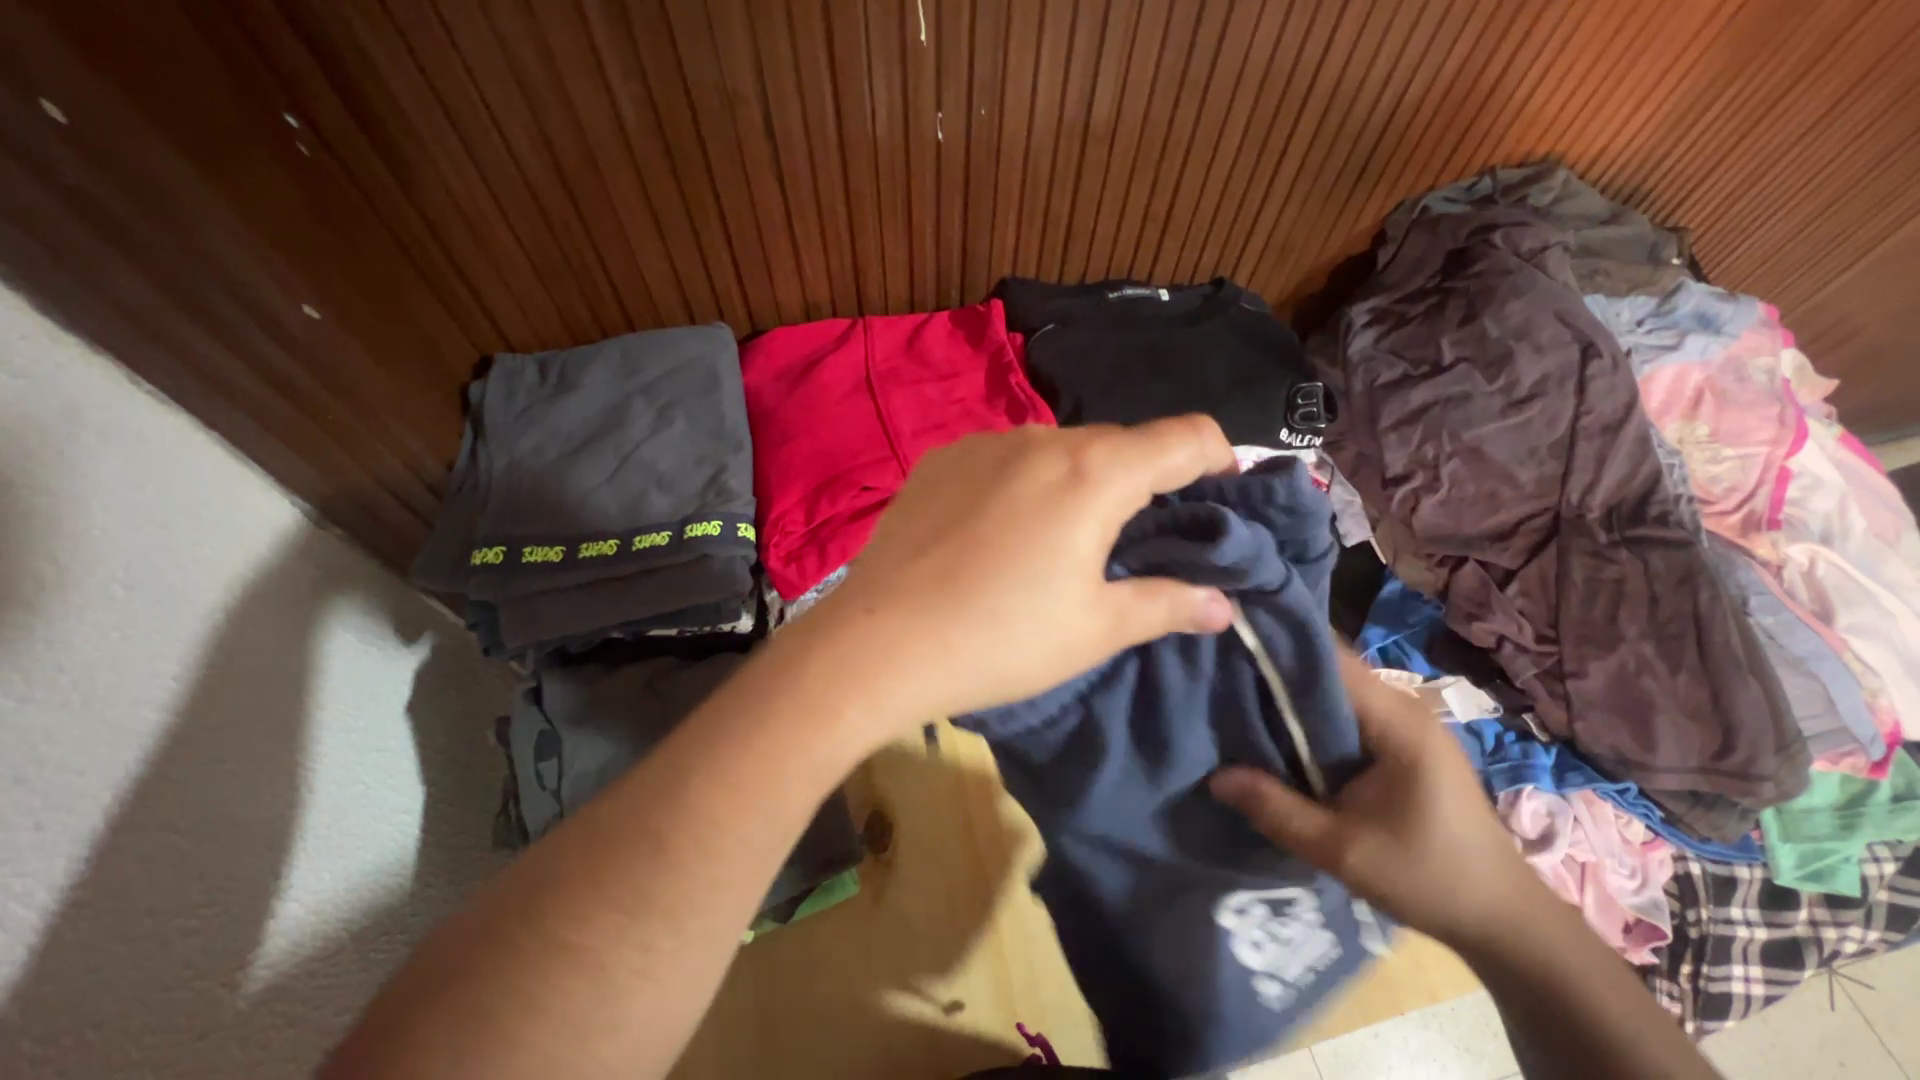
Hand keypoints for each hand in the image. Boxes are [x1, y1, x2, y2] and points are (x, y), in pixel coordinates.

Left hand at [793, 416, 1237, 737]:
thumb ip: (1166, 604)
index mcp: (1094, 472)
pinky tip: (1004, 533)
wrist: (878, 643)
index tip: (1225, 488)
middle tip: (1145, 532)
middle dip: (1146, 478)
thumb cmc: (1000, 638)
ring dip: (1082, 481)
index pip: (1184, 435)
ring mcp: (984, 444)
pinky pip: (1006, 459)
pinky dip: (1027, 483)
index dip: (1219, 456)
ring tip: (1067, 539)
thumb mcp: (1094, 629)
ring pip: (1059, 449)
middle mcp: (1041, 438)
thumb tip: (1221, 605)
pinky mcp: (940, 460)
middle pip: (1119, 442)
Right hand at [1209, 649, 1546, 949]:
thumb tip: (1214, 776)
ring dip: (1290, 701)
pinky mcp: (1404, 745)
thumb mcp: (1341, 850)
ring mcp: (1408, 725)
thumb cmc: (1428, 878)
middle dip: (1275, 675)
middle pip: (1329, 671)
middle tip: (1219, 684)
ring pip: (1336, 694)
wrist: (1502, 918)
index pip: (1328, 659)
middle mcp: (1405, 708)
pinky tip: (1276, 739)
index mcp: (1398, 720)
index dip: (1276, 652)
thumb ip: (1276, 809)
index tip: (1226, 653)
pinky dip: (1311, 722)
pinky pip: (1348, 716)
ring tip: (1235, 707)